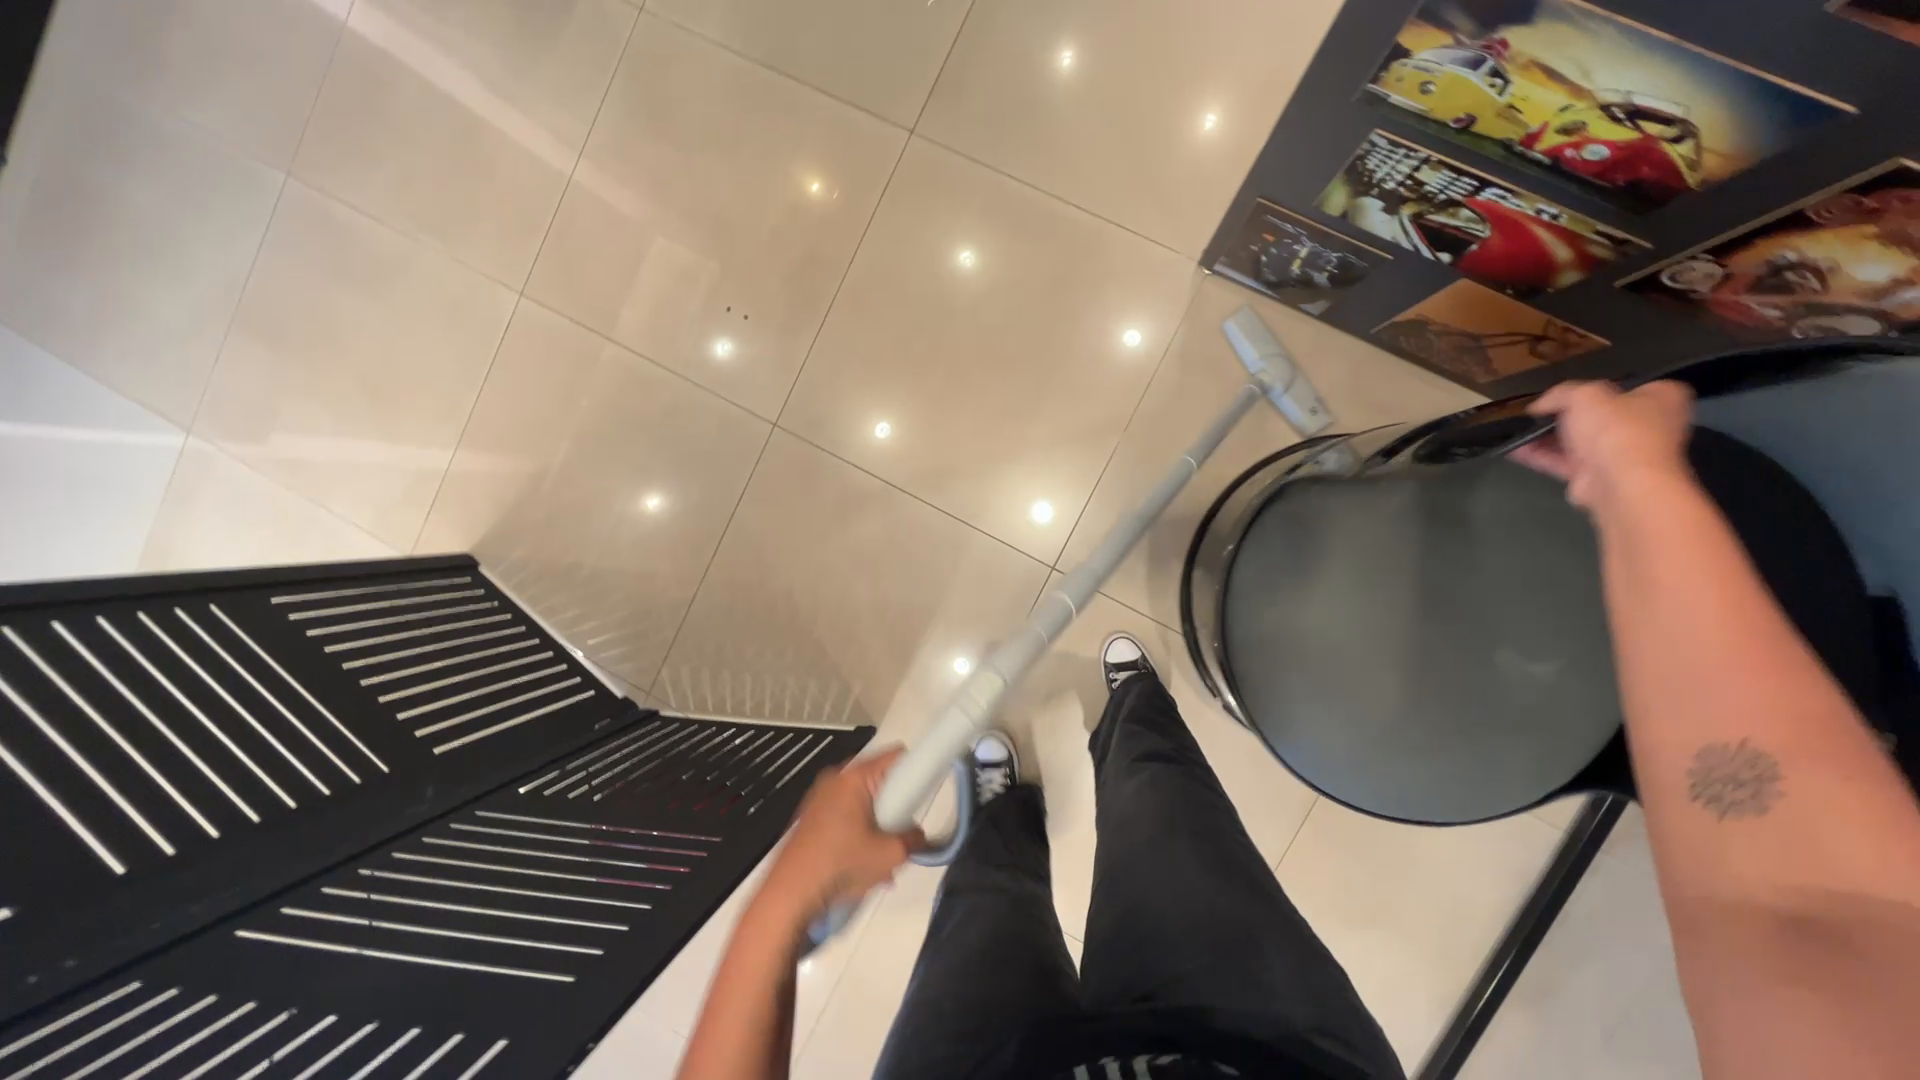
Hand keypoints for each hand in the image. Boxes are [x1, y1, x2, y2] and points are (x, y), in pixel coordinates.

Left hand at [753, 746, 924, 929]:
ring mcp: (819, 798)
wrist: (789, 895)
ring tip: (883, 860)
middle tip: (902, 835)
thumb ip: (914, 839)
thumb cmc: (841, 866)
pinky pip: (845, 816)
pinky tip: (863, 866)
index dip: (916, 771)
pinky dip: (858, 834)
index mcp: (854, 778)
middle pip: (879, 782)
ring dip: (878, 826)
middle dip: (896, 808)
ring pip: (863, 803)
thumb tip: (919, 835)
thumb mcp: (890, 855)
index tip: (925, 796)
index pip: (897, 756)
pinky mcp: (809, 818)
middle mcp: (835, 779)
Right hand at [1510, 380, 1695, 511]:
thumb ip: (1561, 394)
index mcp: (1659, 398)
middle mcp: (1646, 426)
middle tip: (1535, 413)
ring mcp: (1621, 454)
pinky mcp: (1597, 477)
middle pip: (1597, 416)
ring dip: (1545, 437)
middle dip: (1563, 417)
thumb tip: (1540, 405)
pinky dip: (1540, 456)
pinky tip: (1514, 449)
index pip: (1627, 387)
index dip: (1594, 389)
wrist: (1621, 482)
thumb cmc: (1616, 428)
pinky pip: (1564, 462)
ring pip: (1577, 441)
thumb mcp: (1585, 395)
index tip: (1565, 394)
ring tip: (1516, 431)